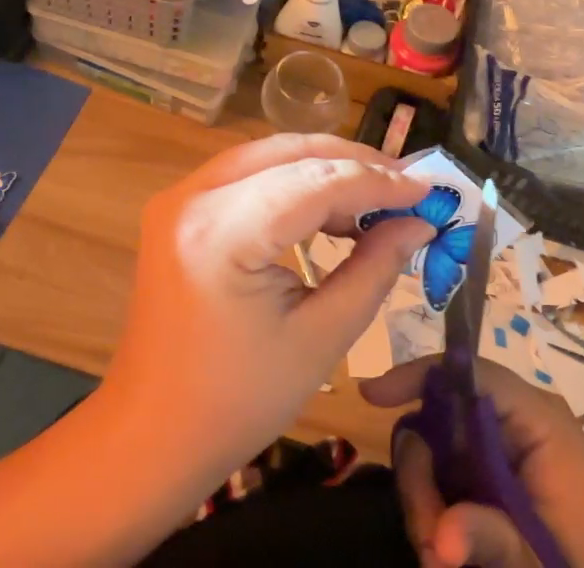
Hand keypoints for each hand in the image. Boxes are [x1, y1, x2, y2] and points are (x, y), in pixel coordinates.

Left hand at [99, 134, 435, 487]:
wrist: (152, 431)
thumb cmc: (238, 400)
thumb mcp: (320, 339)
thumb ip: (374, 270)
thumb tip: (418, 223)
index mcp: (221, 233)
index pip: (315, 181)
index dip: (378, 181)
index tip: (431, 190)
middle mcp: (191, 197)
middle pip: (288, 153)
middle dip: (354, 164)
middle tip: (411, 187)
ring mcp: (178, 199)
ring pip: (267, 156)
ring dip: (325, 169)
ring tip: (380, 197)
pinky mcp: (178, 210)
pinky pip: (246, 176)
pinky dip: (292, 182)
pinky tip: (331, 209)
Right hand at [362, 359, 583, 567]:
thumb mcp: (552, 562)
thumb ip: (499, 543)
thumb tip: (442, 538)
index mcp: (539, 426)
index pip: (472, 374)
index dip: (420, 375)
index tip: (371, 397)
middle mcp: (513, 432)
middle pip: (438, 420)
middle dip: (421, 478)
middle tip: (431, 540)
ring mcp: (499, 462)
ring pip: (433, 459)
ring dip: (425, 510)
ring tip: (444, 563)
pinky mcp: (492, 493)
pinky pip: (444, 490)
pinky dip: (437, 524)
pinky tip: (448, 560)